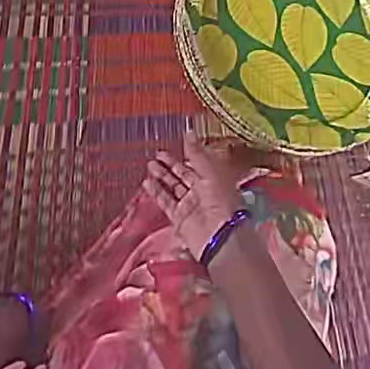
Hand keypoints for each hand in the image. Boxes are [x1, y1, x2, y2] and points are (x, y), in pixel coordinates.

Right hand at [144, 134, 243, 257]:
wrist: (220, 236)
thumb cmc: (222, 202)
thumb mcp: (209, 172)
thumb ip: (196, 153)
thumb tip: (189, 132)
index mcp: (213, 179)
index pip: (196, 164)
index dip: (185, 154)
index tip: (174, 146)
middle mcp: (201, 191)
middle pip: (183, 175)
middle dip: (170, 165)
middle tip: (157, 155)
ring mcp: (190, 205)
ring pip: (172, 188)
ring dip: (161, 177)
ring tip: (150, 166)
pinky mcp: (180, 218)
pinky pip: (166, 202)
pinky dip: (157, 193)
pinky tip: (147, 183)